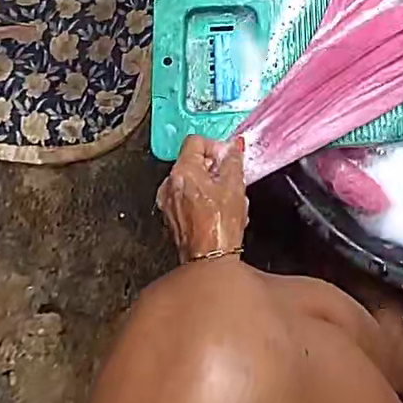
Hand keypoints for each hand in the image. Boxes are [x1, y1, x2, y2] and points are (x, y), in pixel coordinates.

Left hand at [157, 136, 247, 263]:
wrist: (209, 260)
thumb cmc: (220, 224)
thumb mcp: (235, 184)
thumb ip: (233, 158)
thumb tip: (233, 146)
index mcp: (182, 171)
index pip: (196, 141)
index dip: (215, 146)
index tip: (227, 158)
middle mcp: (169, 184)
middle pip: (192, 161)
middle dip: (214, 167)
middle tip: (231, 179)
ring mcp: (168, 202)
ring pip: (191, 180)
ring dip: (209, 184)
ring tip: (227, 199)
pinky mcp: (172, 217)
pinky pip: (187, 197)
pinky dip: (202, 199)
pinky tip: (218, 212)